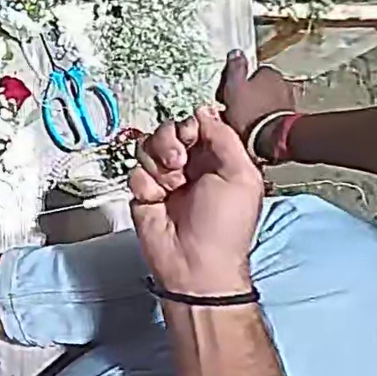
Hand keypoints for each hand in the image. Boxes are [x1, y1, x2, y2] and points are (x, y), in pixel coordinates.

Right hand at [128, 107, 264, 295]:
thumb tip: (205, 111)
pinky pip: (135, 171)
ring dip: (158, 163)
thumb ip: (225, 138)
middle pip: (168, 131)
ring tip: (170, 184)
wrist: (194, 264)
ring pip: (147, 147)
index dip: (189, 125)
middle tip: (178, 161)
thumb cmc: (224, 228)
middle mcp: (189, 166)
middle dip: (170, 141)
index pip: (195, 124)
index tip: (190, 136)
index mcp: (215, 159)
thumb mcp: (242, 177)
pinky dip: (146, 183)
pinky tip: (157, 198)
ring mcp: (164, 179)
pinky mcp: (143, 192)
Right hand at [218, 51, 296, 157]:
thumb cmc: (249, 110)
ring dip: (260, 105)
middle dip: (253, 93)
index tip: (233, 91)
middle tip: (238, 105)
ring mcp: (289, 101)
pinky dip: (267, 117)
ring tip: (246, 118)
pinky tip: (257, 126)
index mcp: (269, 73)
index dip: (242, 80)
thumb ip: (235, 69)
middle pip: (263, 85)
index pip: (254, 71)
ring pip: (269, 99)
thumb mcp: (234, 87)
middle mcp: (283, 83)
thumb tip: (236, 52)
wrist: (271, 138)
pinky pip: (274, 113)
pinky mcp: (290, 117)